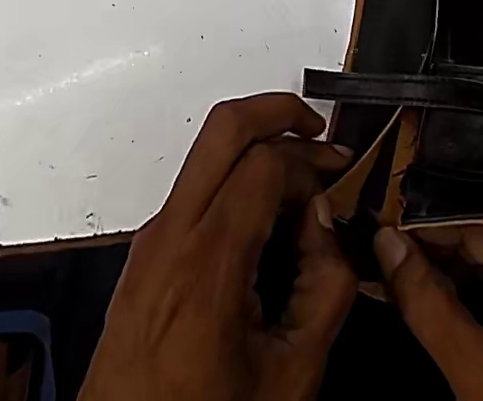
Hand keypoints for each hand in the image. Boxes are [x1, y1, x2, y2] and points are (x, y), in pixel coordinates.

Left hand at [81, 93, 357, 400]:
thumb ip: (325, 287)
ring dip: (260, 145)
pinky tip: (268, 214)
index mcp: (205, 267)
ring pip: (208, 149)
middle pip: (224, 127)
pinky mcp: (149, 247)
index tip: (332, 192)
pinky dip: (239, 176)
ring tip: (300, 180)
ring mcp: (154, 237)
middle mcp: (170, 236)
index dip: (310, 166)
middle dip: (279, 109)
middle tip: (317, 129)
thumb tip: (326, 227)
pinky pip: (198, 184)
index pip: (265, 164)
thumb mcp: (290, 373)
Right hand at [374, 225, 482, 400]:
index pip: (473, 222)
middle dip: (433, 244)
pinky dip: (472, 277)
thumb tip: (385, 240)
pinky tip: (438, 288)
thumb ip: (426, 302)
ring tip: (402, 272)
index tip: (377, 230)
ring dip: (448, 260)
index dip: (421, 226)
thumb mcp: (476, 373)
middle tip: (383, 256)